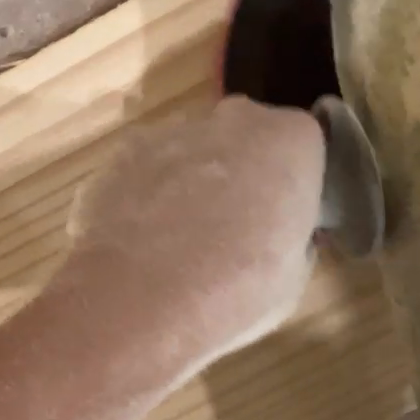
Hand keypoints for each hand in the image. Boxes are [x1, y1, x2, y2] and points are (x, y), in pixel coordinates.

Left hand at [53, 95, 325, 365]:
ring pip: (187, 154)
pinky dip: (140, 199)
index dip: (286, 191)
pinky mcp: (120, 157)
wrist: (145, 299)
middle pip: (241, 141)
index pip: (300, 151)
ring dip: (185, 185)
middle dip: (235, 176)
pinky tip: (136, 244)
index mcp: (291, 140)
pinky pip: (141, 174)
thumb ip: (291, 241)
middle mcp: (233, 120)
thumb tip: (283, 241)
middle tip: (224, 233)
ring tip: (172, 245)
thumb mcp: (292, 279)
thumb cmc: (237, 290)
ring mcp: (170, 132)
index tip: (275, 226)